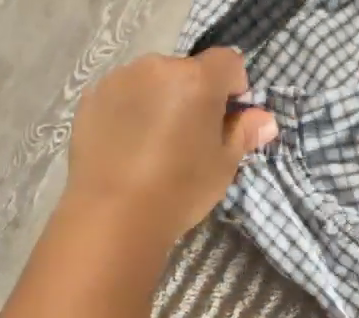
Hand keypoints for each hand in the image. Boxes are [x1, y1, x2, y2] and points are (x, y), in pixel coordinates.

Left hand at [65, 49, 277, 244]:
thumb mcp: (222, 167)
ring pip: (153, 83)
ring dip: (162, 103)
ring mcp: (121, 79)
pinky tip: (131, 150)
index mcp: (197, 80)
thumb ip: (243, 134)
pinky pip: (123, 97)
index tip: (230, 120)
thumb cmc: (180, 191)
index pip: (229, 62)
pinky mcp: (93, 98)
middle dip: (195, 97)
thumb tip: (264, 119)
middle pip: (187, 71)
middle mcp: (158, 68)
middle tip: (192, 142)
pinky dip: (132, 115)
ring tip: (157, 149)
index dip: (235, 88)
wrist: (116, 213)